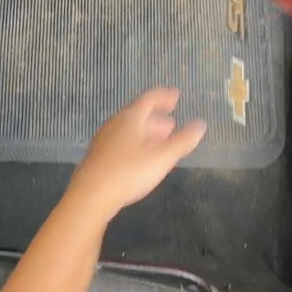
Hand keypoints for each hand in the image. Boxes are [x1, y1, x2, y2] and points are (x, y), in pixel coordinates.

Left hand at [67, 87, 206, 215]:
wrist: (90, 195)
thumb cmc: (129, 172)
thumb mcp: (161, 157)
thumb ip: (182, 141)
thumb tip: (200, 124)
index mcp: (131, 118)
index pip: (149, 99)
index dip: (164, 96)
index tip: (176, 96)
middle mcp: (115, 124)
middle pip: (138, 114)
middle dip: (156, 118)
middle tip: (171, 124)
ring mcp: (104, 140)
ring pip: (129, 129)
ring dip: (146, 132)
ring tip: (159, 142)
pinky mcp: (98, 156)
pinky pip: (121, 141)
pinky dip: (135, 143)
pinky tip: (140, 157)